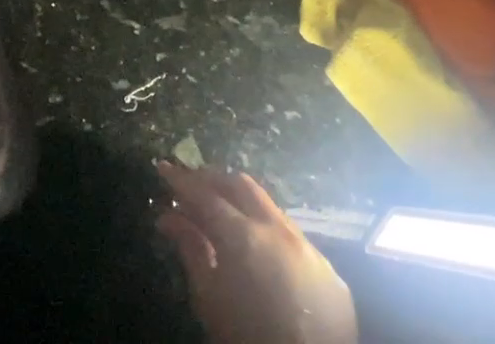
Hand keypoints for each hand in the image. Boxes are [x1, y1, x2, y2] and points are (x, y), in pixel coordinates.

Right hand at [155, 162, 357, 343]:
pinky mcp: (331, 273)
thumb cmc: (247, 338)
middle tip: (190, 185)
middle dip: (213, 180)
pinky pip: (293, 239)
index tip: (163, 168)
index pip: (205, 194)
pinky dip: (267, 232)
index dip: (181, 180)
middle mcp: (280, 232)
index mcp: (244, 237)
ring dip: (242, 204)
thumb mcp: (208, 297)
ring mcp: (311, 251)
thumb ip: (191, 249)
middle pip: (242, 186)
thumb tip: (169, 218)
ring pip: (271, 209)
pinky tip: (257, 252)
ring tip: (219, 215)